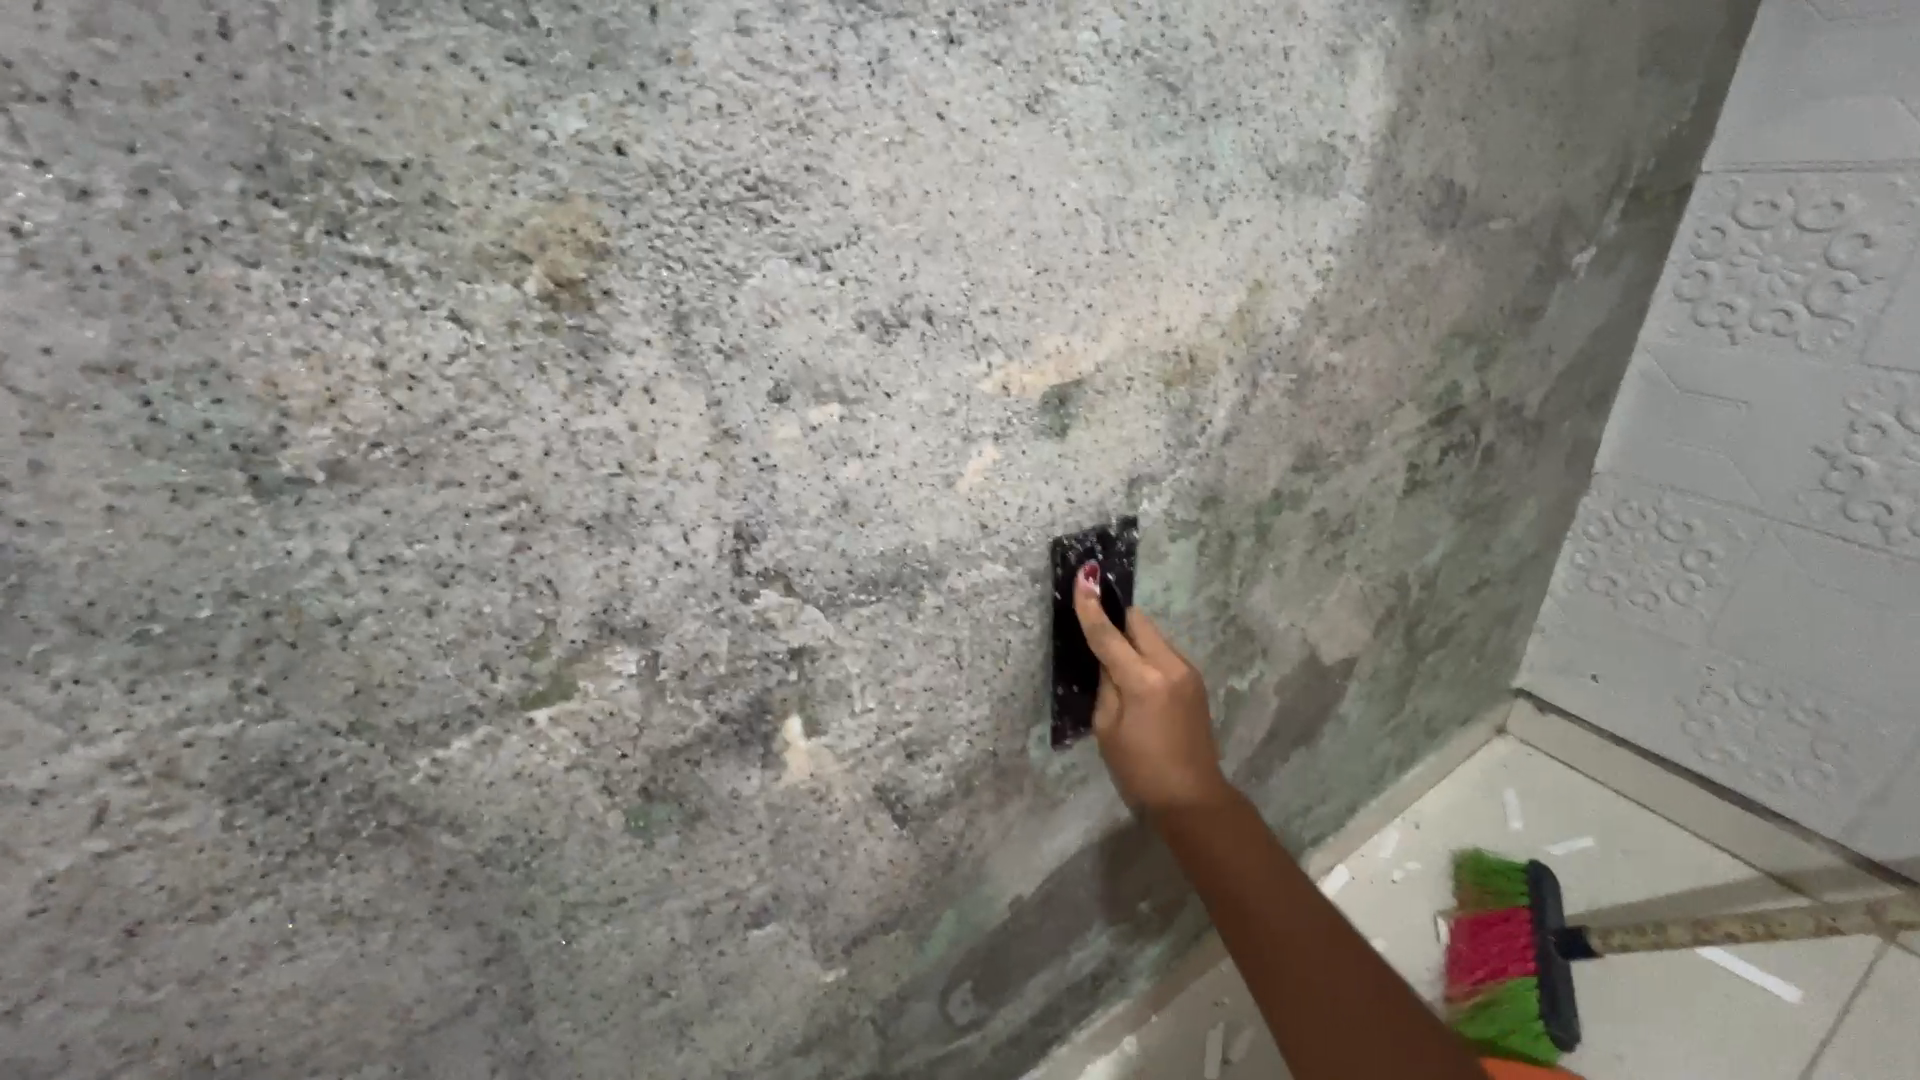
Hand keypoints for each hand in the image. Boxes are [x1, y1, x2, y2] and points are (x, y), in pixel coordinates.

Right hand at [1073, 560, 1229, 813]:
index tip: (1083, 575)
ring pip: (1152, 636)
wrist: (1192, 797)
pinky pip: (1163, 653)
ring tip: (1115, 664)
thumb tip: (1107, 660)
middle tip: (1096, 626)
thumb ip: (1105, 685)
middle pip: (1138, 622)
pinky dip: (1145, 655)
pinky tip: (1136, 679)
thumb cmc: (1139, 770)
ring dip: (1131, 640)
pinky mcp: (1195, 681)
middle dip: (1116, 619)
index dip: (1091, 606)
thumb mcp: (1107, 728)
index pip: (1109, 634)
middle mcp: (1170, 666)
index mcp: (1144, 681)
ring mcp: (1188, 672)